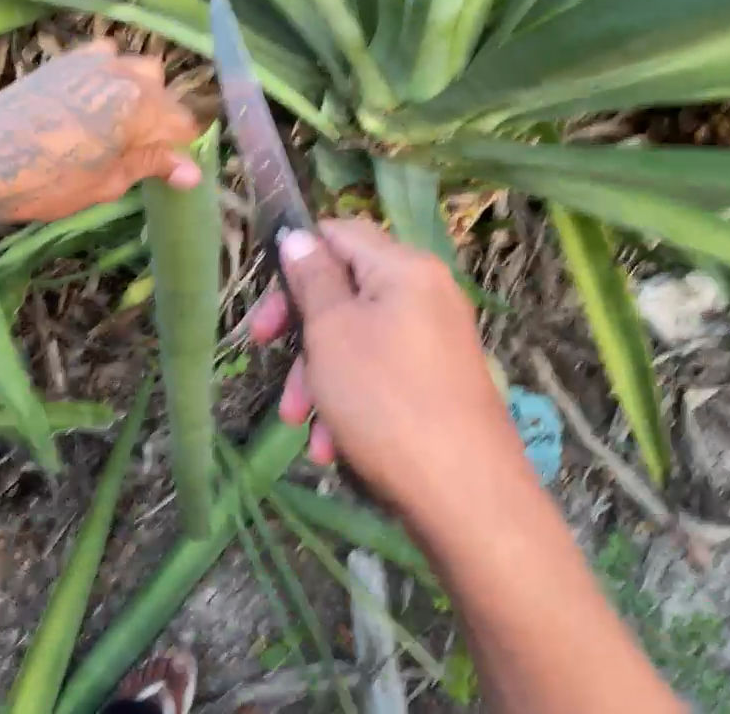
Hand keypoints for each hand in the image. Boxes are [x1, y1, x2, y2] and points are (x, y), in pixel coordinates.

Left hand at [0, 41, 201, 223]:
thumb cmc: (49, 183)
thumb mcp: (108, 183)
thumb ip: (151, 166)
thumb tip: (192, 172)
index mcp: (141, 106)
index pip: (183, 124)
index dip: (178, 149)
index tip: (166, 168)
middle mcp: (123, 73)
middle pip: (163, 92)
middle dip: (159, 120)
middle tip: (135, 152)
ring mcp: (92, 61)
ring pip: (135, 69)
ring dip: (136, 94)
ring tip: (113, 127)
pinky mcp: (65, 60)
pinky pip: (103, 58)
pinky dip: (107, 76)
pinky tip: (89, 103)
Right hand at [248, 220, 514, 506]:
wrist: (466, 497)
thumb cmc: (385, 400)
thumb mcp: (331, 331)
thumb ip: (311, 278)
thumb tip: (297, 236)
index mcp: (404, 268)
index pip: (338, 232)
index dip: (295, 258)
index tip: (268, 298)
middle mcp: (425, 294)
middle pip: (343, 290)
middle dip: (300, 329)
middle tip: (263, 351)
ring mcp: (433, 341)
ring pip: (355, 339)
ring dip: (317, 376)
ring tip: (297, 422)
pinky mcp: (436, 382)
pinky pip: (379, 373)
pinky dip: (348, 399)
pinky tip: (331, 445)